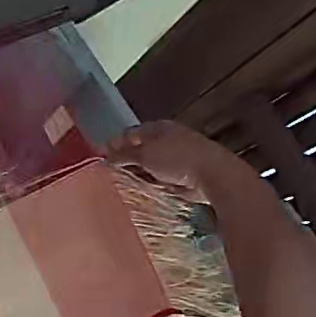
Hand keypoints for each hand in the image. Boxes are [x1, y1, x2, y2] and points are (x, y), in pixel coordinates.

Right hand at [106, 121, 245, 203]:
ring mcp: (175, 155)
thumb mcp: (144, 155)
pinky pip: (160, 176)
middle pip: (139, 149)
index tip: (102, 159)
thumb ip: (123, 155)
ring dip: (139, 173)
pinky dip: (151, 181)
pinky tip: (144, 189)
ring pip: (149, 164)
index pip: (129, 134)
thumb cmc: (176, 158)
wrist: (213, 174)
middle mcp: (166, 138)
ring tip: (126, 184)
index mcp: (157, 127)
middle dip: (126, 160)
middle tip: (111, 174)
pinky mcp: (183, 171)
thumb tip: (105, 156)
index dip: (115, 145)